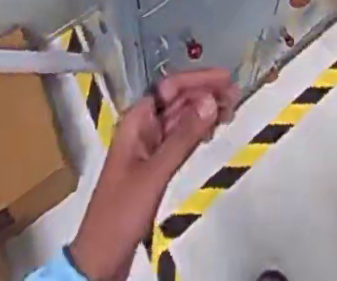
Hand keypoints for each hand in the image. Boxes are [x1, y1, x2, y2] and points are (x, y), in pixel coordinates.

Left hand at [67, 68, 238, 280]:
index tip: (225, 78)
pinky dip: (196, 133)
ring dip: (203, 111)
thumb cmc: (121, 211)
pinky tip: (211, 131)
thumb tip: (210, 100)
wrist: (101, 258)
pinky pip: (179, 140)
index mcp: (136, 121)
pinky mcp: (154, 169)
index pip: (169, 88)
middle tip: (235, 94)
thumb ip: (183, 137)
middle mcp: (142, 129)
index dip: (197, 80)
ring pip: (179, 120)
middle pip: (176, 101)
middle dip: (204, 93)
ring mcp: (148, 149)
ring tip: (230, 108)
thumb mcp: (154, 173)